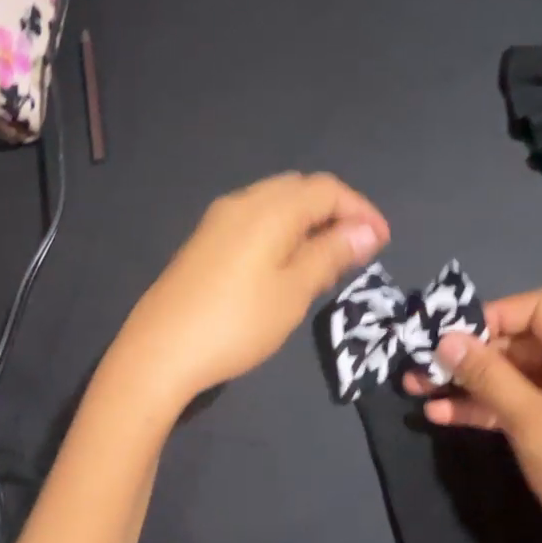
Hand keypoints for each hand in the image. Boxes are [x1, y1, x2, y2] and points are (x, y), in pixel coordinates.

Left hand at [108, 173, 388, 406]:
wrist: (159, 352)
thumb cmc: (236, 323)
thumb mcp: (293, 292)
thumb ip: (330, 255)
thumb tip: (364, 230)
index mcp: (269, 208)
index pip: (326, 189)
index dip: (360, 210)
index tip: (382, 242)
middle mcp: (241, 203)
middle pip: (299, 190)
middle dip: (334, 212)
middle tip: (357, 251)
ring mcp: (216, 222)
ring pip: (274, 206)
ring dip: (307, 224)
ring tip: (327, 262)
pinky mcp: (202, 244)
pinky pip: (253, 223)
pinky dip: (281, 234)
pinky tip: (287, 267)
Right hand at [405, 289, 541, 542]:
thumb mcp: (534, 421)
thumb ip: (488, 376)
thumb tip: (447, 339)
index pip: (536, 307)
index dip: (490, 315)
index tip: (445, 338)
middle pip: (522, 342)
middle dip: (469, 354)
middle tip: (418, 367)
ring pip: (516, 379)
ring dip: (470, 384)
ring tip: (418, 390)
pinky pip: (522, 410)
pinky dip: (487, 411)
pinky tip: (443, 417)